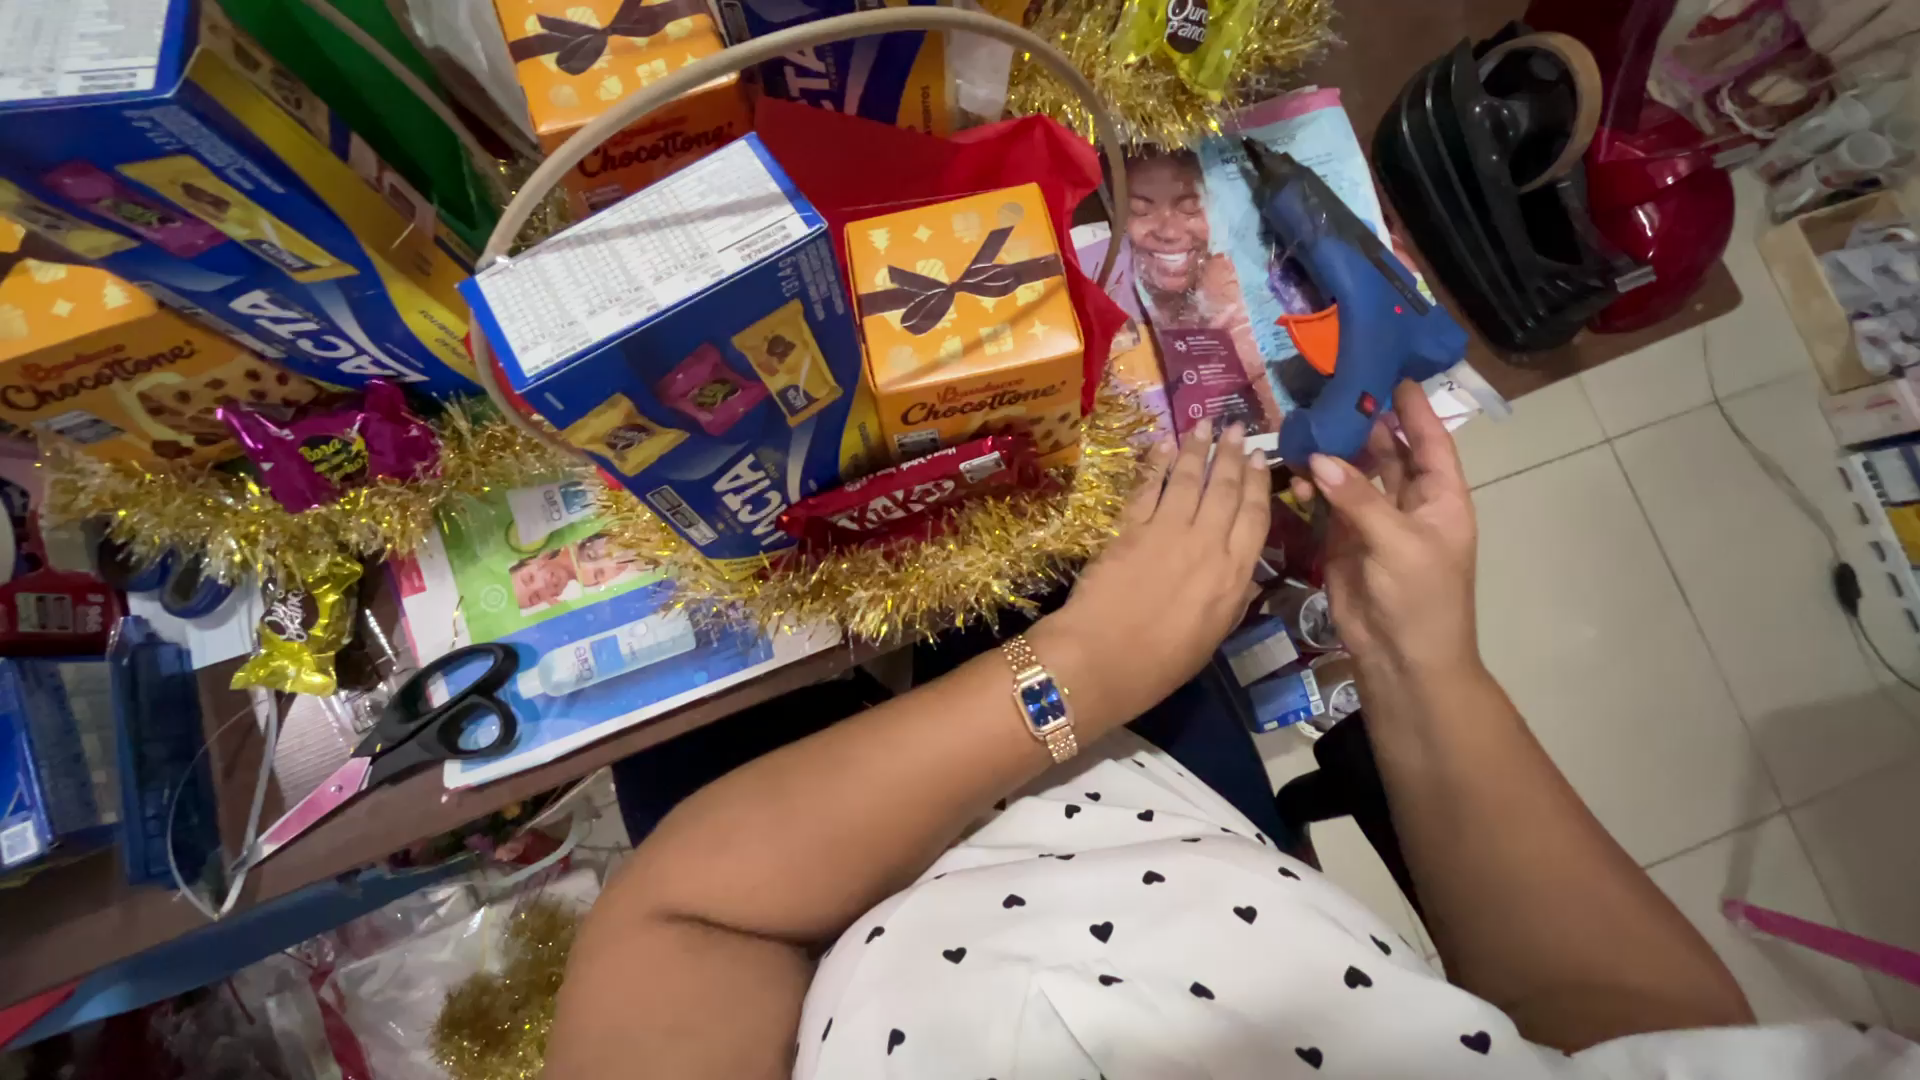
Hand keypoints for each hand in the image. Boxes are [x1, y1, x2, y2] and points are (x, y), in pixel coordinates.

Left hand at [1032, 418, 1271, 733]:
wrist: (1102, 658)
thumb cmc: (1160, 664)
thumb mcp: (1212, 637)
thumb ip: (1232, 600)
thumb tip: (1246, 576)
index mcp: (1234, 575)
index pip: (1255, 518)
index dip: (1258, 485)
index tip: (1259, 460)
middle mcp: (1207, 544)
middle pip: (1225, 489)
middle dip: (1232, 454)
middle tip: (1235, 427)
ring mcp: (1167, 531)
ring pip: (1189, 480)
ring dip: (1198, 448)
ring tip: (1205, 423)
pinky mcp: (1129, 527)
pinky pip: (1148, 487)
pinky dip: (1156, 464)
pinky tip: (1163, 445)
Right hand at [1289, 380, 1480, 687]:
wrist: (1400, 656)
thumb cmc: (1421, 598)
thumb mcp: (1398, 543)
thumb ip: (1358, 499)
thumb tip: (1318, 458)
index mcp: (1440, 499)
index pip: (1430, 443)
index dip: (1415, 411)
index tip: (1394, 376)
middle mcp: (1406, 503)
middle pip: (1386, 453)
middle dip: (1364, 425)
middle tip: (1333, 392)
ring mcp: (1371, 520)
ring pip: (1351, 475)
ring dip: (1332, 454)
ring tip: (1306, 425)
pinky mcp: (1341, 539)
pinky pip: (1326, 502)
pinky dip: (1311, 486)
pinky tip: (1295, 472)